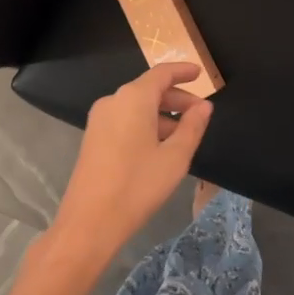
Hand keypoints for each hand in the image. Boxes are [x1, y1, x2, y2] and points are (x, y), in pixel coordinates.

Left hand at [51, 62, 214, 262]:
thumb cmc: (137, 186)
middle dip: (176, 98)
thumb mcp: (175, 157)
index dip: (182, 71)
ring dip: (162, 114)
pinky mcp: (92, 138)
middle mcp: (113, 101)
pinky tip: (159, 147)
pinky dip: (145, 124)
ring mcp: (99, 120)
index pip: (162, 73)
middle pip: (149, 89)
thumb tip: (204, 106)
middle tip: (200, 113)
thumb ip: (193, 127)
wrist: (89, 223)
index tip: (200, 73)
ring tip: (183, 134)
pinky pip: (124, 120)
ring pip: (137, 106)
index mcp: (134, 98)